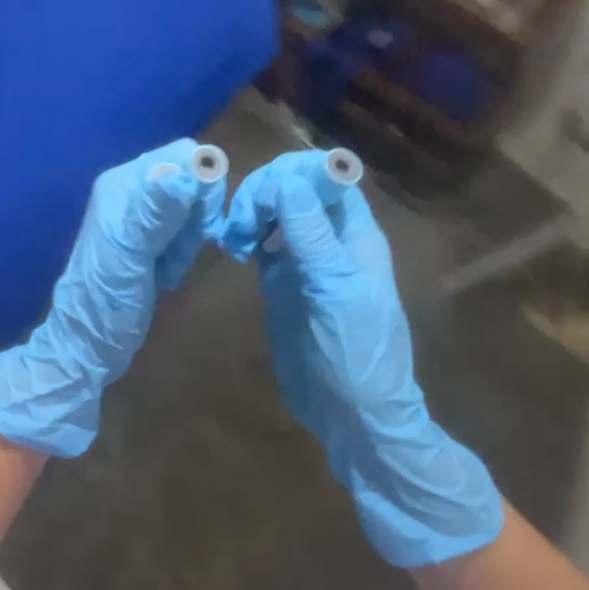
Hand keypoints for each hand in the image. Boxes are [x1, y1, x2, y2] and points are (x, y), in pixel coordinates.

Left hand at [0, 139, 223, 456]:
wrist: (86, 345)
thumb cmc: (105, 302)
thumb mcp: (131, 257)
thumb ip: (155, 213)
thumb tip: (185, 174)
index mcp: (122, 184)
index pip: (182, 154)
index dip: (204, 183)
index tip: (203, 223)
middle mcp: (131, 190)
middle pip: (191, 177)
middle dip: (198, 214)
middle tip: (181, 250)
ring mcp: (140, 215)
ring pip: (192, 205)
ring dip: (192, 236)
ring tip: (169, 266)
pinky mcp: (149, 237)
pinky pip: (185, 228)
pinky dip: (184, 249)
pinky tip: (167, 273)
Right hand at [225, 151, 504, 567]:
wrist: (354, 417)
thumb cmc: (356, 352)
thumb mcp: (336, 290)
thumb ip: (312, 235)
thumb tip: (287, 179)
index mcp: (355, 235)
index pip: (328, 178)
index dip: (296, 172)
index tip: (264, 191)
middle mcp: (330, 240)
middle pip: (296, 189)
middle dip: (265, 191)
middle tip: (240, 220)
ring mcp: (304, 261)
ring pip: (275, 212)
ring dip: (251, 210)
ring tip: (233, 236)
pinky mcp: (281, 283)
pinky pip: (262, 241)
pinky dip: (245, 234)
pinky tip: (232, 246)